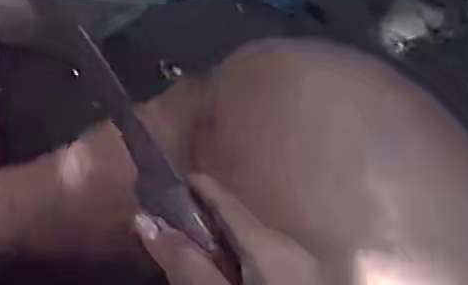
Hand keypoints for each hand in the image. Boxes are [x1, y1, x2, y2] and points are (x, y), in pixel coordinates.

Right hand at [133, 176, 327, 284]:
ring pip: (263, 257)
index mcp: (270, 243)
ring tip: (212, 280)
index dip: (180, 192)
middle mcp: (299, 252)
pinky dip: (258, 279)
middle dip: (206, 238)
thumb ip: (185, 264)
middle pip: (237, 228)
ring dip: (233, 265)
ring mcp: (325, 277)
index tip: (152, 200)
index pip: (213, 192)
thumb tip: (142, 218)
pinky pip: (285, 276)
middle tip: (180, 259)